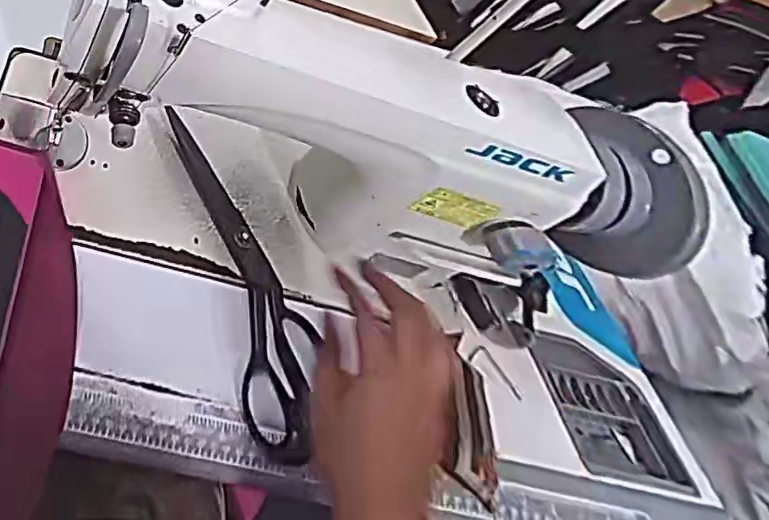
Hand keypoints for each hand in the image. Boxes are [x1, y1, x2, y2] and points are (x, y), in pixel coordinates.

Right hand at [314, 261, 457, 519]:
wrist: (382, 503)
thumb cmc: (352, 462)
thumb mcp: (324, 400)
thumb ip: (330, 353)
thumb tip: (332, 323)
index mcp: (380, 368)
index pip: (366, 311)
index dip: (351, 285)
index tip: (340, 273)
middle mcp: (413, 375)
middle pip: (411, 314)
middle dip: (390, 285)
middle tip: (371, 272)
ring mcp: (431, 391)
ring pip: (435, 334)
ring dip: (417, 306)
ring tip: (400, 293)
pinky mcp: (439, 407)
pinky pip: (444, 357)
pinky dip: (431, 334)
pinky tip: (424, 334)